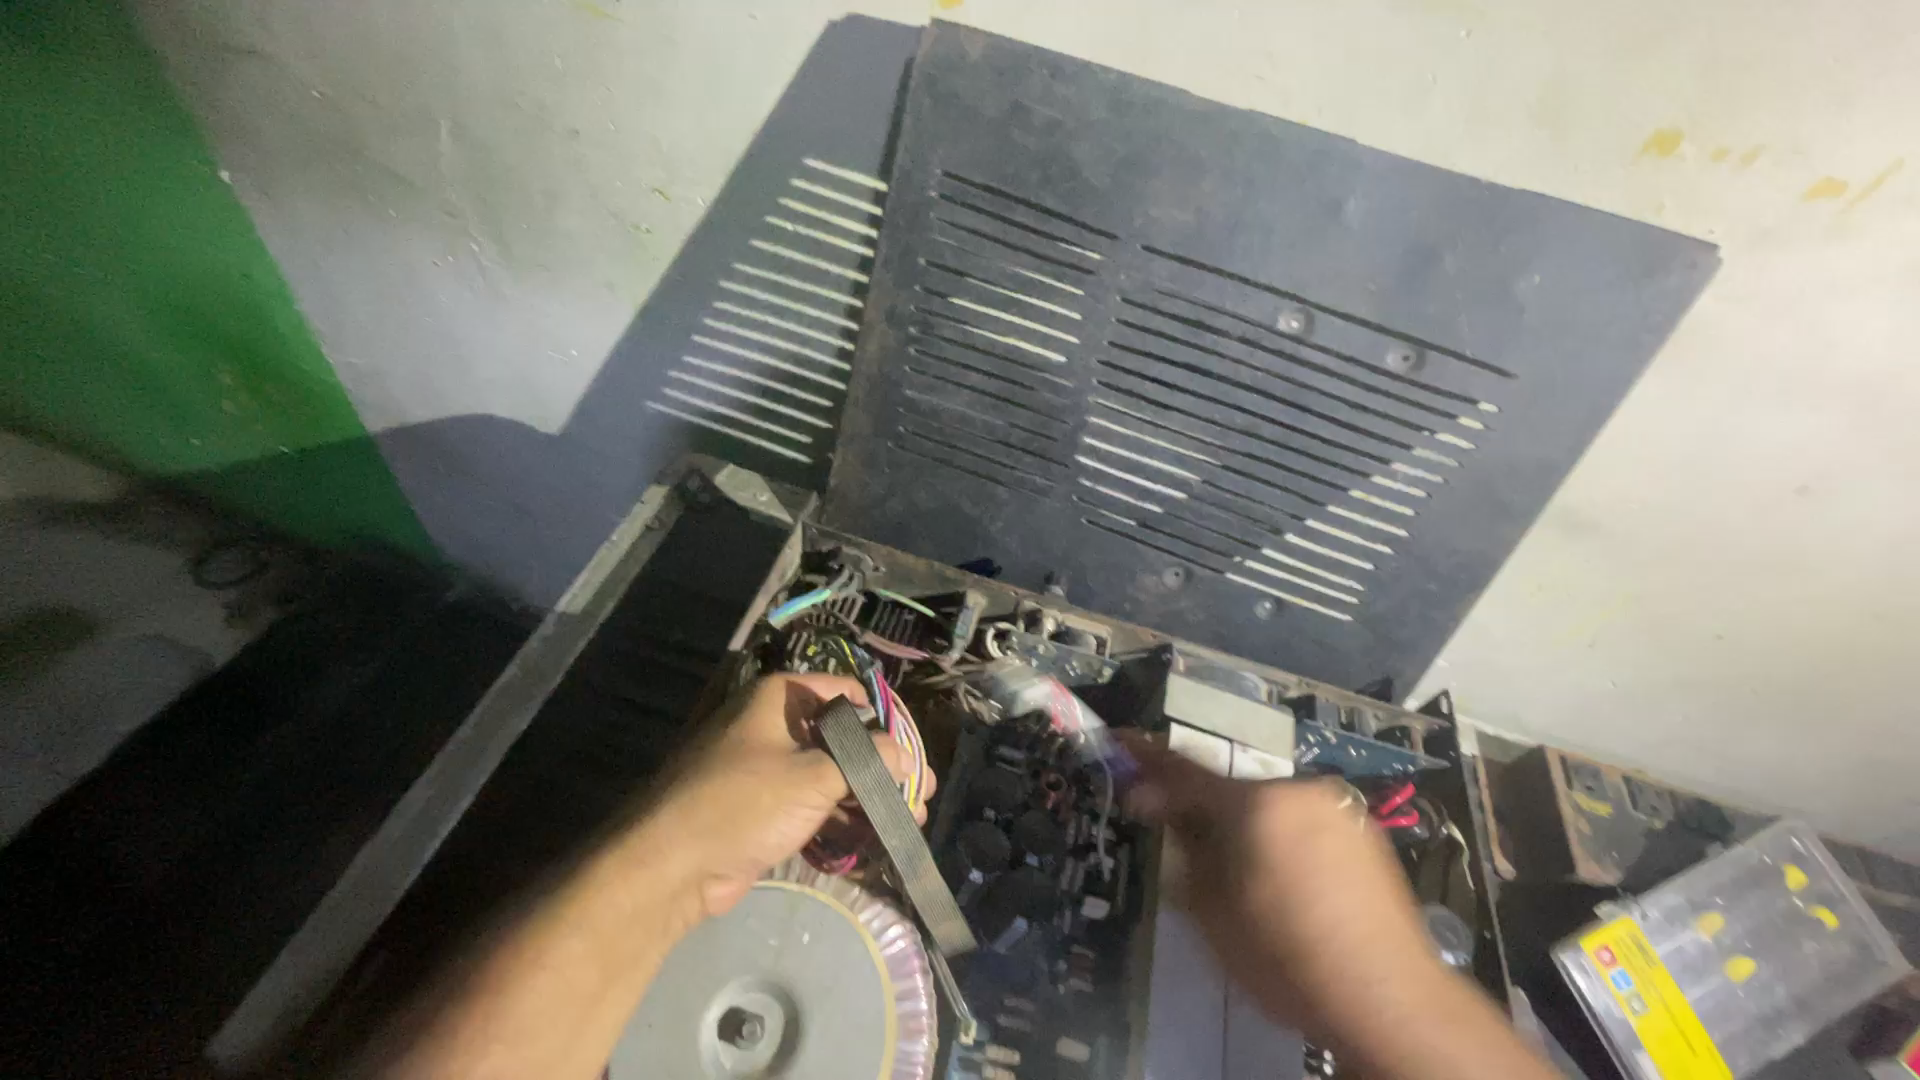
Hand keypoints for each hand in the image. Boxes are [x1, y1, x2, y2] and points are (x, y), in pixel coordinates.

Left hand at [629, 674, 934, 933]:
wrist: (672, 866)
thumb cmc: (744, 802)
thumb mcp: (813, 776)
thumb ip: (866, 761)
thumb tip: (906, 756)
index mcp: (782, 699)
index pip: (846, 692)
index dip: (884, 718)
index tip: (913, 749)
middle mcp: (776, 725)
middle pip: (844, 737)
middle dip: (884, 767)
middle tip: (921, 793)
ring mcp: (770, 768)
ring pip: (832, 774)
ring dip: (870, 796)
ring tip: (911, 821)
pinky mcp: (766, 808)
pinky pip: (815, 803)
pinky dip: (845, 816)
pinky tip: (878, 836)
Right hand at [1122, 734, 1444, 1039]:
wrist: (1391, 1002)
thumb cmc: (1286, 960)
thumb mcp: (1213, 910)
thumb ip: (1182, 846)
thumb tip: (1154, 804)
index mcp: (1254, 804)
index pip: (1184, 772)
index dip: (1145, 757)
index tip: (1118, 740)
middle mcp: (1297, 791)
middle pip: (1231, 791)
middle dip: (1202, 810)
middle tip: (1179, 838)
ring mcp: (1337, 809)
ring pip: (1269, 807)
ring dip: (1244, 826)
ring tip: (1240, 876)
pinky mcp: (1365, 833)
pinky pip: (1304, 823)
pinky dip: (1282, 839)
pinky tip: (1285, 884)